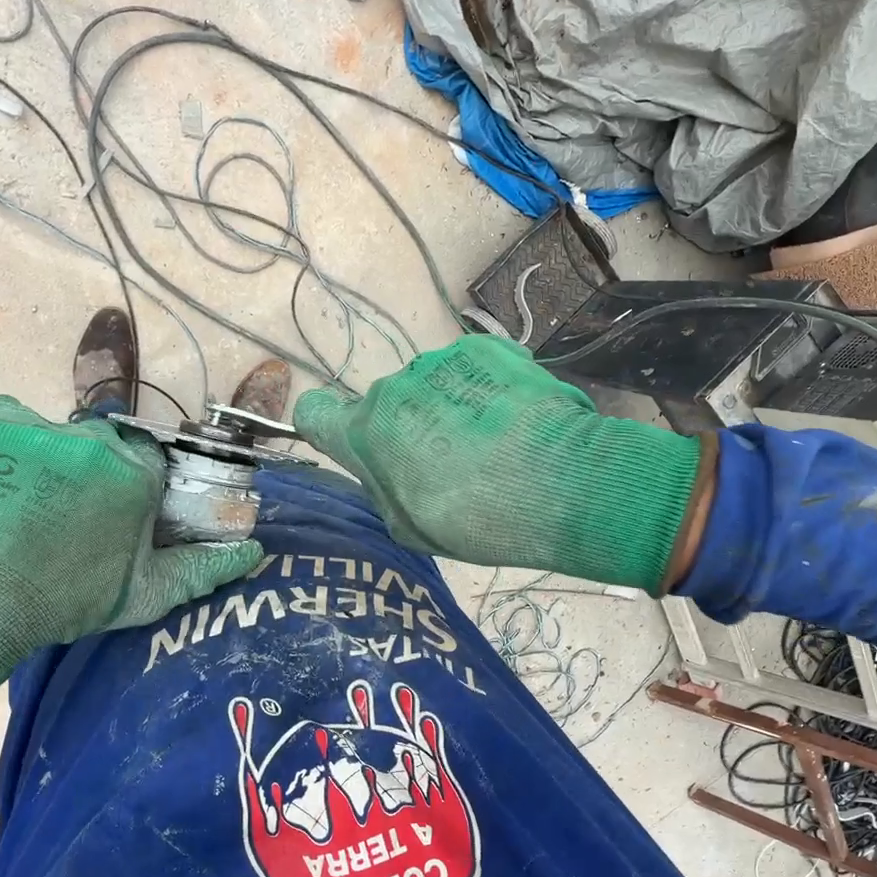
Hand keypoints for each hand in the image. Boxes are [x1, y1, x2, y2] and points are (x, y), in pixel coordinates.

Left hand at [0, 396, 260, 750]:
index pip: (149, 464)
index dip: (132, 492)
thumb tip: (254, 550)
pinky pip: (12, 420)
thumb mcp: (145, 594)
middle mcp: (97, 440)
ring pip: (61, 437)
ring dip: (54, 462)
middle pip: (106, 448)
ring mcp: (43, 428)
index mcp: (137, 475)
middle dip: (95, 478)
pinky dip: (11, 442)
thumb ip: (203, 568)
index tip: (114, 519)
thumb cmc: (65, 602)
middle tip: (70, 520)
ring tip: (30, 508)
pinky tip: (2, 478)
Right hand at [294, 335, 705, 591]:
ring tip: (493, 444)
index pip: (313, 413)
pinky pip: (472, 370)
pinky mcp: (489, 349)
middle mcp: (393, 387)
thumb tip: (382, 467)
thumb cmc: (478, 519)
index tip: (350, 444)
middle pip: (385, 405)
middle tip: (447, 463)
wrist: (563, 484)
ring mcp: (441, 363)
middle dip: (405, 428)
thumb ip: (383, 488)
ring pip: (429, 386)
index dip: (325, 427)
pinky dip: (484, 389)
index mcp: (365, 432)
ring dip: (447, 408)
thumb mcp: (410, 527)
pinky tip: (514, 420)